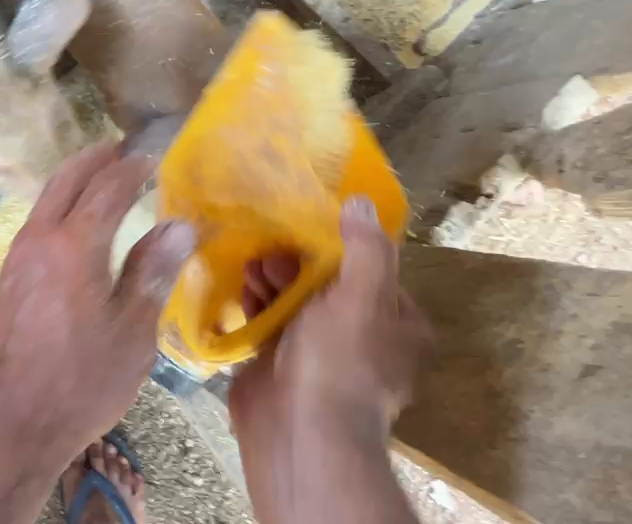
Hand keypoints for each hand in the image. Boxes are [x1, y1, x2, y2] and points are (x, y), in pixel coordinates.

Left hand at [0, 142, 196, 468]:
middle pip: (66, 181)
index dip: (131, 168)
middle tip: (120, 150)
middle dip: (94, 160)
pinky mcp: (8, 276)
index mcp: (73, 244)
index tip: (151, 156)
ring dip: (73, 181)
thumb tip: (180, 224)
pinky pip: (36, 222)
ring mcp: (17, 256)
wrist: (13, 419)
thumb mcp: (132, 330)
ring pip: (46, 200)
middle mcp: (39, 238)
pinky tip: (74, 223)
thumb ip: (151, 270)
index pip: (106, 189)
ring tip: (99, 178)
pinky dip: (59, 206)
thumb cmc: (83, 379)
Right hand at [229, 197, 428, 448]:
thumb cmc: (338, 362)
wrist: (298, 430)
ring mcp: (317, 349)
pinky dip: (252, 300)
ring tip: (248, 267)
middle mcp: (359, 335)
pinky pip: (265, 317)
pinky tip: (238, 287)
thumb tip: (360, 201)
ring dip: (268, 276)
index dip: (336, 243)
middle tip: (267, 250)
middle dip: (292, 260)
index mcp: (394, 322)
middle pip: (323, 279)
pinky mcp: (279, 358)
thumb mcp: (362, 298)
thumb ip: (365, 249)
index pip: (368, 267)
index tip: (304, 226)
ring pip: (291, 296)